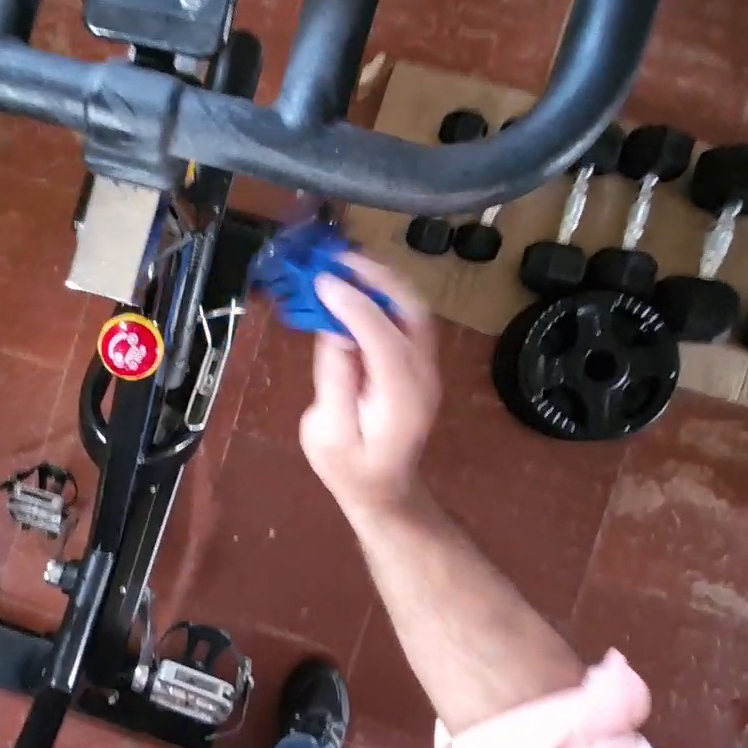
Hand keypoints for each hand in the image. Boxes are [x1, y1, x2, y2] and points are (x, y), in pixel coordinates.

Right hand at [298, 253, 441, 518]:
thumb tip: (333, 328)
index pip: (382, 336)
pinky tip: (356, 283)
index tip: (321, 280)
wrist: (385, 489)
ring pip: (414, 307)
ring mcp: (427, 366)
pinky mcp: (418, 361)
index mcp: (401, 397)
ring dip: (381, 279)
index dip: (352, 303)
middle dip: (376, 276)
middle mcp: (423, 375)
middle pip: (411, 310)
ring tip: (343, 262)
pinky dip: (384, 292)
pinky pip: (407, 316)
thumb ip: (334, 379)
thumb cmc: (350, 469)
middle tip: (335, 257)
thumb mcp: (327, 433)